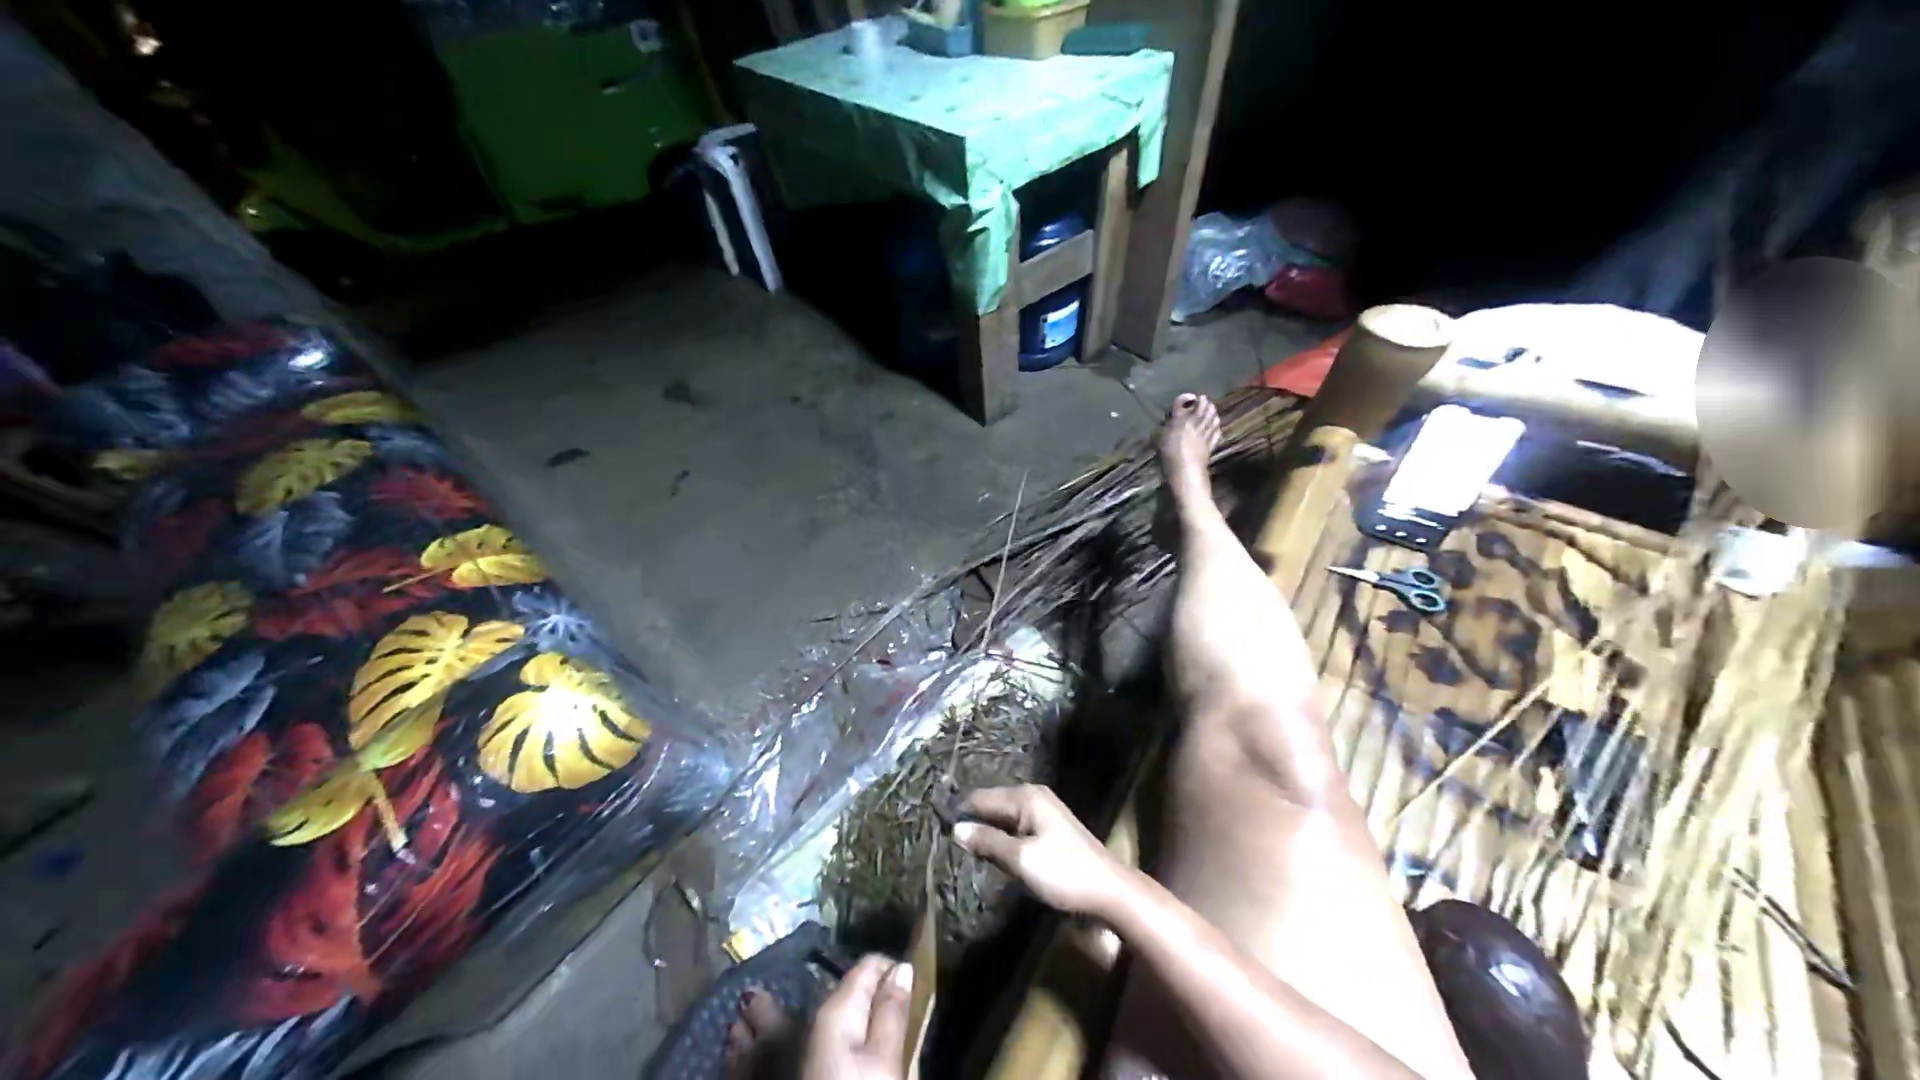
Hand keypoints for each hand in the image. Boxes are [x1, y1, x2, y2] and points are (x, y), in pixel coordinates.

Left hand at [801, 954, 912, 1079]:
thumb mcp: (882, 1059)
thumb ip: (892, 1012)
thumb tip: (903, 967)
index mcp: (835, 1006)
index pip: (870, 963)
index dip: (896, 970)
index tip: (917, 990)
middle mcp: (821, 1014)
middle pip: (862, 987)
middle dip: (887, 994)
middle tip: (911, 1016)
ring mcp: (818, 1039)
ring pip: (856, 1011)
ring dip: (877, 1017)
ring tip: (898, 1034)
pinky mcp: (820, 1061)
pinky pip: (849, 1034)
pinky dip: (867, 1035)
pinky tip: (877, 1053)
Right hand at [952, 785, 1133, 918]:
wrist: (1110, 891)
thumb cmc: (1064, 873)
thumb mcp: (1021, 860)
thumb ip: (987, 842)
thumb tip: (956, 829)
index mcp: (1025, 797)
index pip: (979, 798)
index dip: (958, 813)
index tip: (936, 829)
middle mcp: (1032, 796)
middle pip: (990, 805)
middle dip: (971, 821)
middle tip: (946, 843)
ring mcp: (1042, 812)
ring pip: (1002, 818)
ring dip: (986, 832)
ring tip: (963, 849)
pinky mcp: (1048, 829)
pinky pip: (1014, 828)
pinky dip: (1002, 839)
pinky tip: (992, 854)